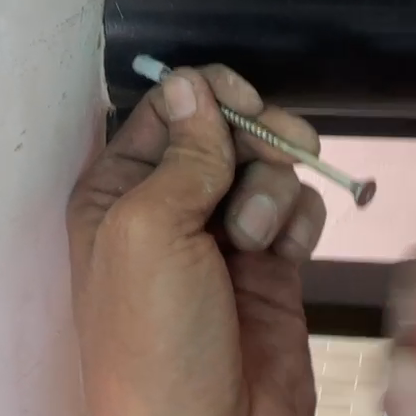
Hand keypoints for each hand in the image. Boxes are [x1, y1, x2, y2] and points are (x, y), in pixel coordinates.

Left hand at [68, 64, 328, 415]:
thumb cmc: (155, 335)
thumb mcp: (150, 231)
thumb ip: (181, 155)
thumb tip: (187, 80)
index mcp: (120, 185)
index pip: (166, 108)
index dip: (205, 93)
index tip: (243, 100)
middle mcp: (169, 200)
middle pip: (222, 129)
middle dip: (252, 133)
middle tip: (280, 145)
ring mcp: (222, 231)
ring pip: (263, 165)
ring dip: (270, 188)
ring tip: (255, 238)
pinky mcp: (272, 262)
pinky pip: (294, 207)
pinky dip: (295, 218)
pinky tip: (281, 254)